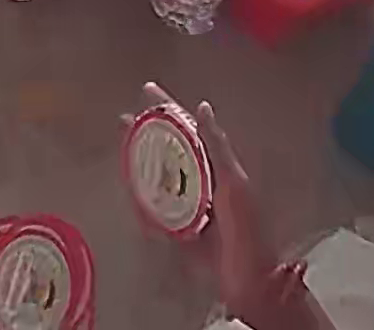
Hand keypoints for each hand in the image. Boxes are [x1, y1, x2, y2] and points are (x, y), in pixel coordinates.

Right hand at [125, 83, 324, 329]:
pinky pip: (155, 210)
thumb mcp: (234, 183)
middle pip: (167, 148)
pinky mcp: (179, 228)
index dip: (167, 107)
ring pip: (158, 176)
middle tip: (123, 121)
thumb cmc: (246, 229)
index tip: (147, 89)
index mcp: (214, 162)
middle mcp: (200, 177)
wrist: (251, 283)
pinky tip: (131, 196)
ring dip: (139, 164)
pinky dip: (142, 202)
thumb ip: (217, 147)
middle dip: (145, 133)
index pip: (187, 126)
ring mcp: (188, 202)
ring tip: (122, 152)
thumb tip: (203, 106)